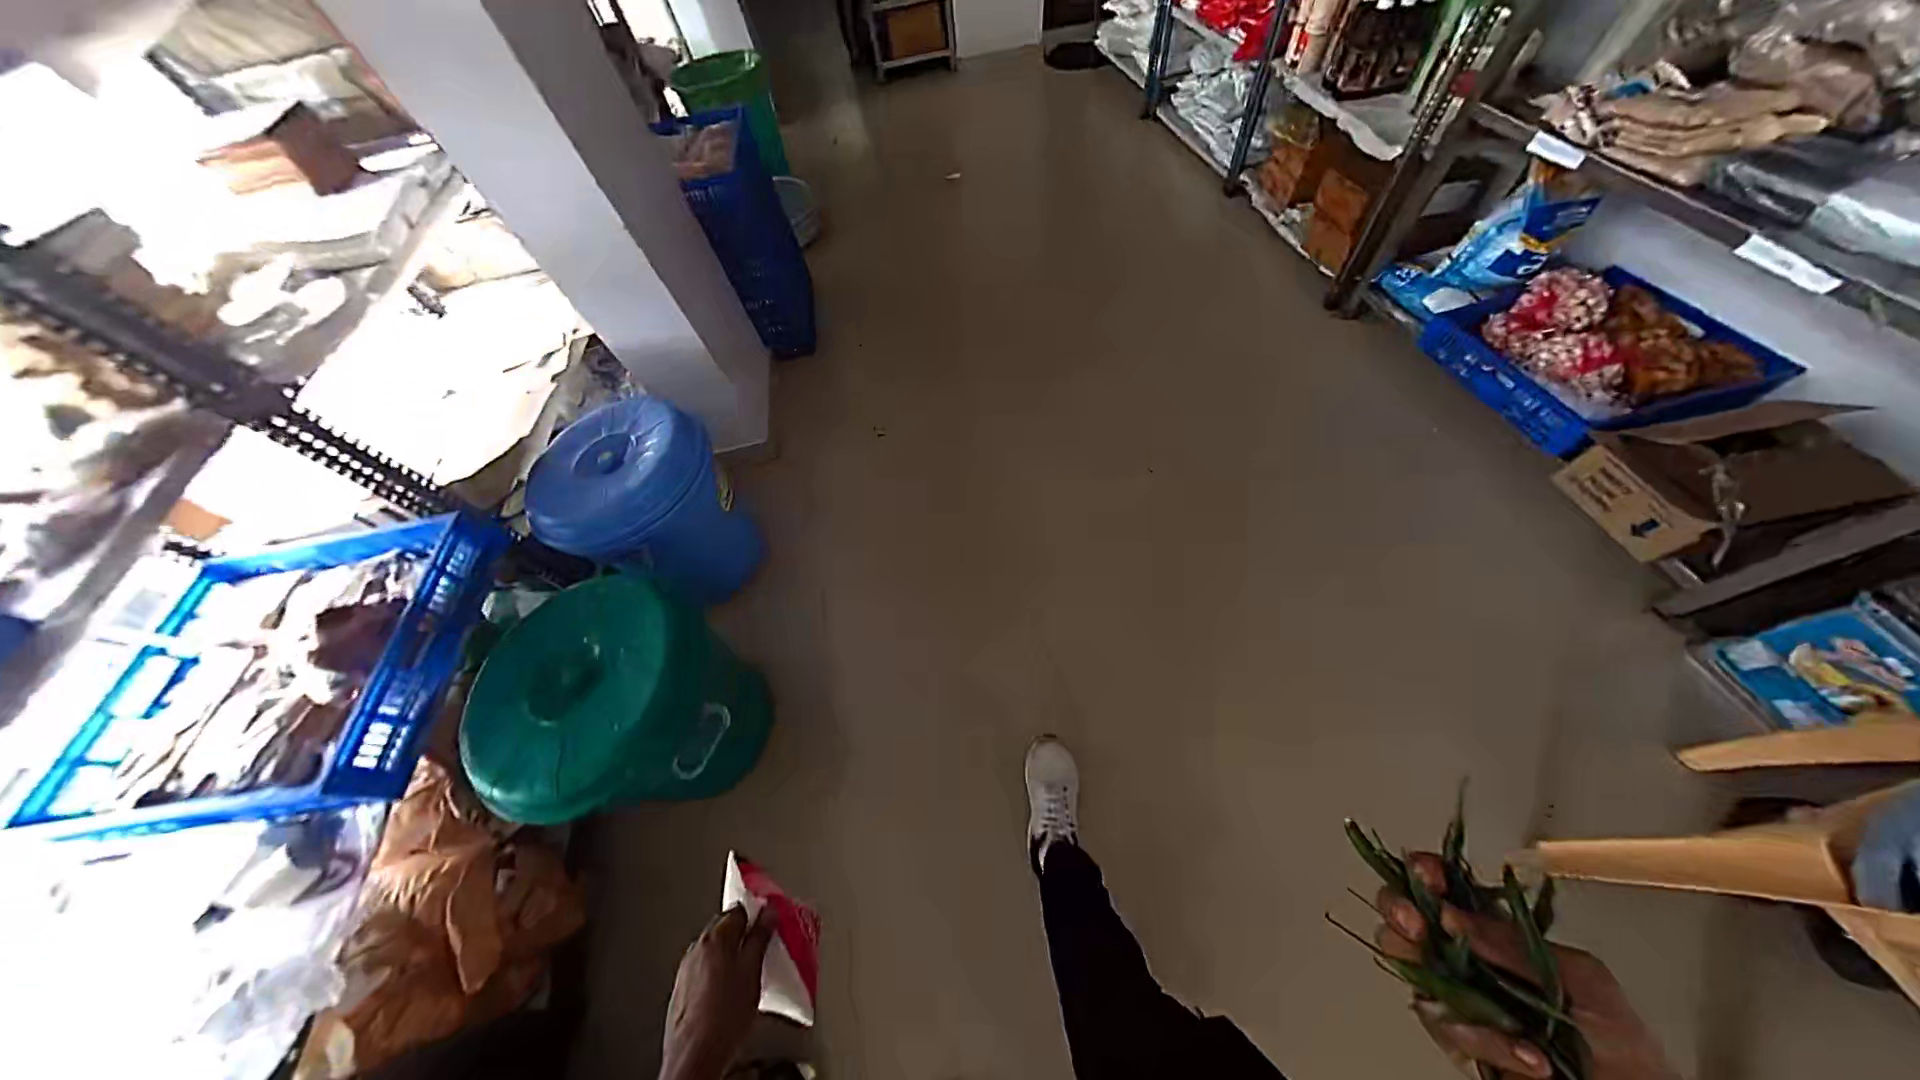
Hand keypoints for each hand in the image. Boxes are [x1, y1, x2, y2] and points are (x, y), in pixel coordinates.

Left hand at [661, 904, 775, 1079]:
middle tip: (763, 944)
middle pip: (724, 926)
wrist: (696, 1057)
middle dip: (744, 932)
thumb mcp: (753, 971)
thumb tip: (768, 914)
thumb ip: (761, 937)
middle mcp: (697, 949)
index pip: (739, 910)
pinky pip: (705, 967)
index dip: (757, 913)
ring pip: (714, 948)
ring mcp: (687, 969)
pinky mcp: (683, 989)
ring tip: (749, 970)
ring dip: (731, 952)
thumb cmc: (724, 1018)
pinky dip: (719, 970)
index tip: (770, 920)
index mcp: (715, 938)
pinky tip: (730, 989)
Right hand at [1374, 853, 1679, 1079]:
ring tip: (1509, 1023)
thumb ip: (1514, 942)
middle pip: (1401, 918)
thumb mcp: (1582, 979)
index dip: (1421, 871)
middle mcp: (1461, 955)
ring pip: (1412, 972)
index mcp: (1488, 928)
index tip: (1424, 873)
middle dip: (1397, 914)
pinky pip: (1446, 1029)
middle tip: (1415, 927)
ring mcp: (1456, 995)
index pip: (1437, 883)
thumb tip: (1451, 915)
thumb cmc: (1621, 1041)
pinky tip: (1526, 1054)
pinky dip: (1485, 1042)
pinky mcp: (1459, 1039)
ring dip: (1447, 993)